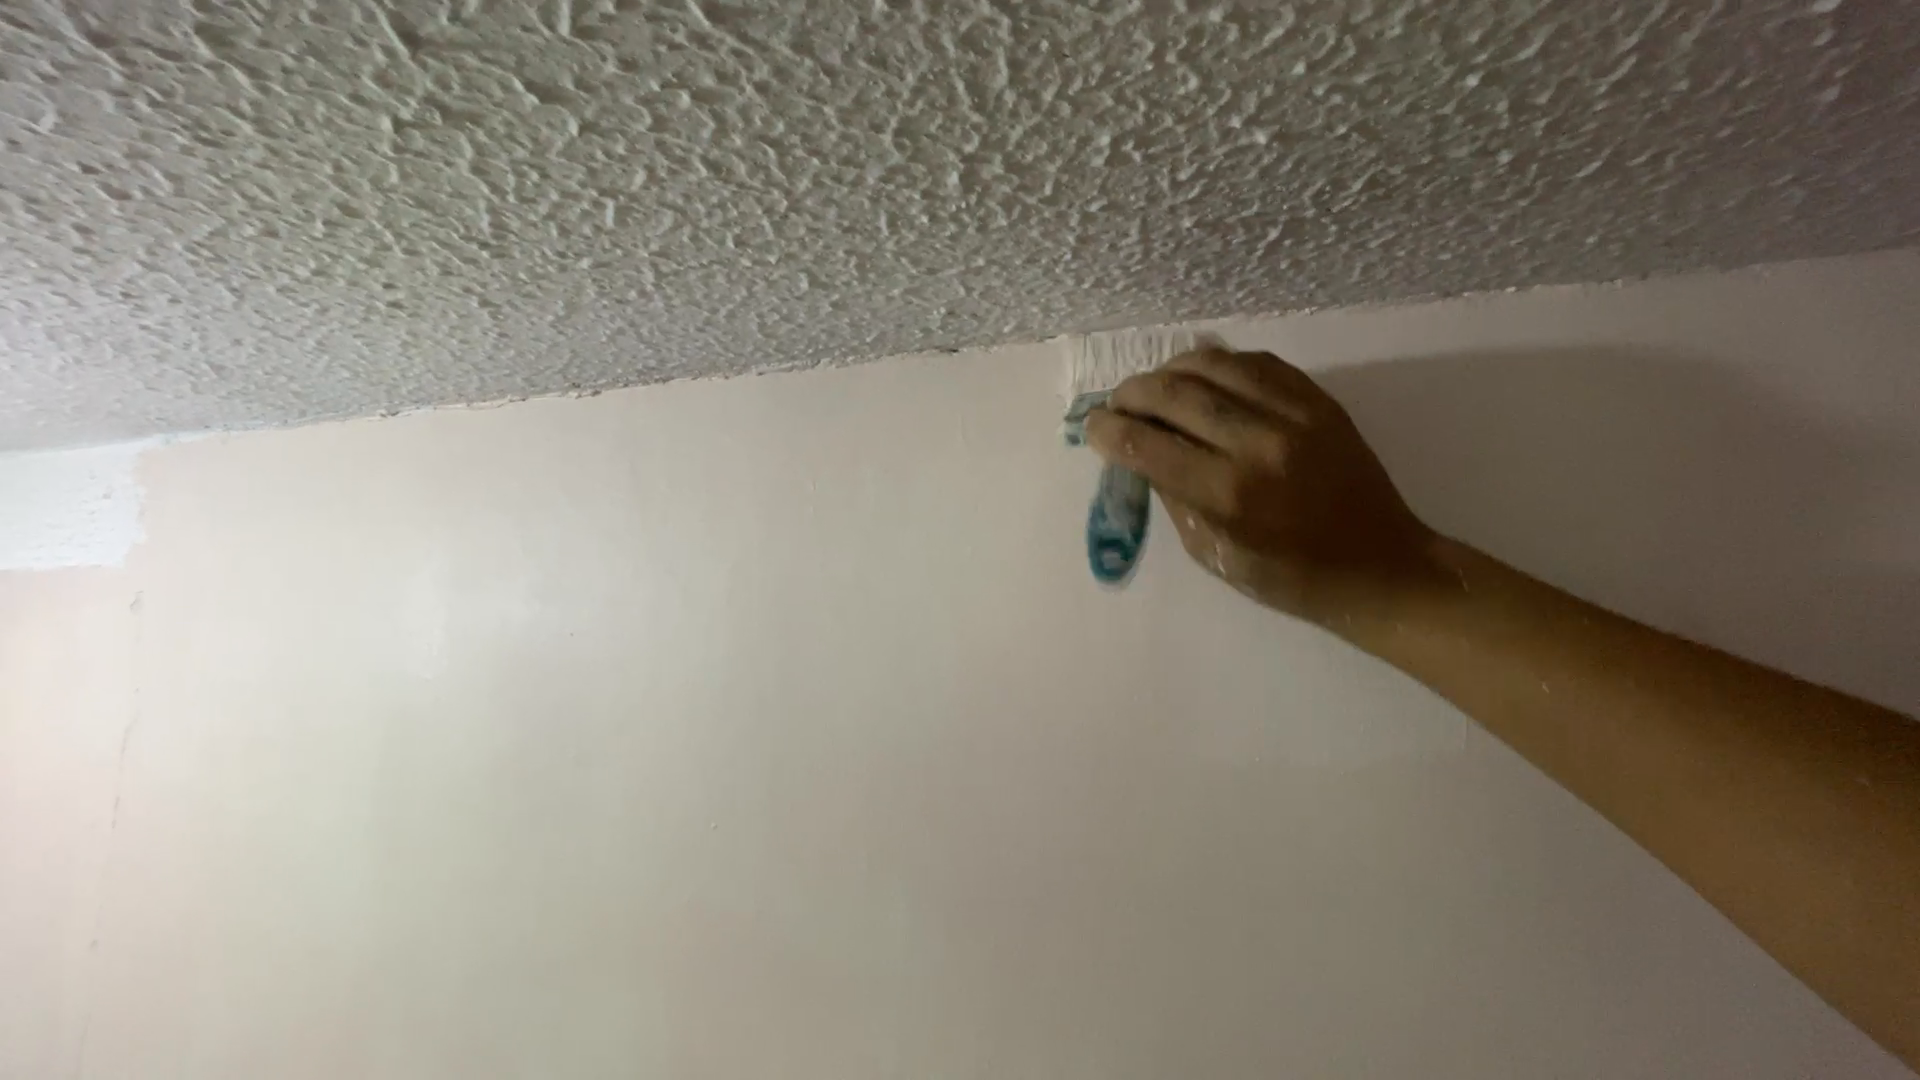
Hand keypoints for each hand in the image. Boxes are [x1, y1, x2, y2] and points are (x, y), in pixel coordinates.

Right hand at [1083, 347, 1437, 624]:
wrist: (1380, 564)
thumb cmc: (1288, 577)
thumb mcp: (1213, 555)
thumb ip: (1174, 497)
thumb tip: (1140, 454)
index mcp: (1229, 495)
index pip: (1148, 445)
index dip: (1108, 431)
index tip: (1092, 428)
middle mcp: (1259, 444)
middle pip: (1175, 394)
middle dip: (1131, 394)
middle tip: (1116, 404)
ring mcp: (1295, 414)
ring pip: (1213, 365)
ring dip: (1169, 370)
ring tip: (1153, 386)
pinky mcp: (1319, 400)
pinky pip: (1256, 362)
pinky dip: (1217, 363)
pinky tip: (1201, 376)